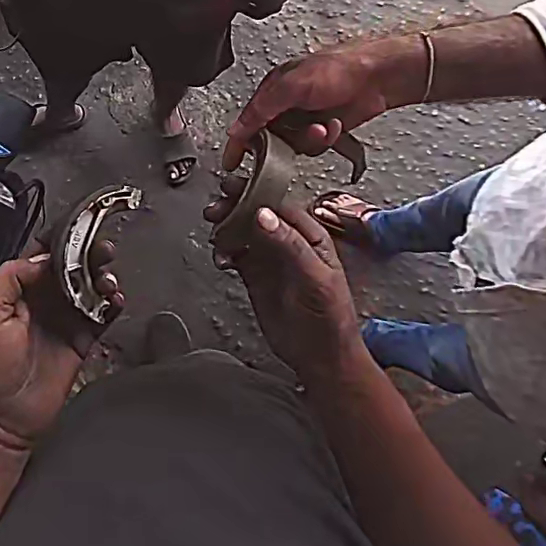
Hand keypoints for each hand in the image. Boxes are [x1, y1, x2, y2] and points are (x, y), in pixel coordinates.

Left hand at [0, 240, 120, 447]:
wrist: (1, 419)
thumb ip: (10, 278)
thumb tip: (40, 257)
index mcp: (18, 289)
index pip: (43, 254)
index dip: (61, 240)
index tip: (78, 229)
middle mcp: (43, 300)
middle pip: (72, 266)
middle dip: (88, 254)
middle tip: (100, 250)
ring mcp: (63, 319)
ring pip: (91, 286)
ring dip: (102, 277)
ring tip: (107, 278)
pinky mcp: (81, 339)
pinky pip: (102, 314)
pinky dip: (112, 303)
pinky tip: (114, 299)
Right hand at [220, 198, 363, 381]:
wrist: (321, 357)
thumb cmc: (331, 318)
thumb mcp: (315, 277)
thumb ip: (289, 244)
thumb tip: (263, 215)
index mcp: (310, 236)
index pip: (279, 205)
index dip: (256, 194)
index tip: (235, 188)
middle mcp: (288, 243)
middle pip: (256, 215)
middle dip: (235, 207)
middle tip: (217, 207)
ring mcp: (270, 259)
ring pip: (243, 232)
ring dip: (226, 227)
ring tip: (214, 229)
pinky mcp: (255, 276)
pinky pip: (235, 255)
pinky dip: (224, 252)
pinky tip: (222, 258)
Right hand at [222, 35, 422, 169]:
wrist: (378, 76)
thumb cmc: (340, 69)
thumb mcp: (292, 87)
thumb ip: (261, 109)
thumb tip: (237, 128)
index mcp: (272, 90)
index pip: (246, 121)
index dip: (237, 143)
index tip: (231, 162)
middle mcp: (286, 104)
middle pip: (271, 138)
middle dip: (286, 142)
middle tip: (300, 134)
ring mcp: (305, 117)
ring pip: (294, 144)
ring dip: (310, 139)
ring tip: (323, 127)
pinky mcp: (323, 127)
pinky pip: (314, 146)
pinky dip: (326, 138)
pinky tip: (334, 125)